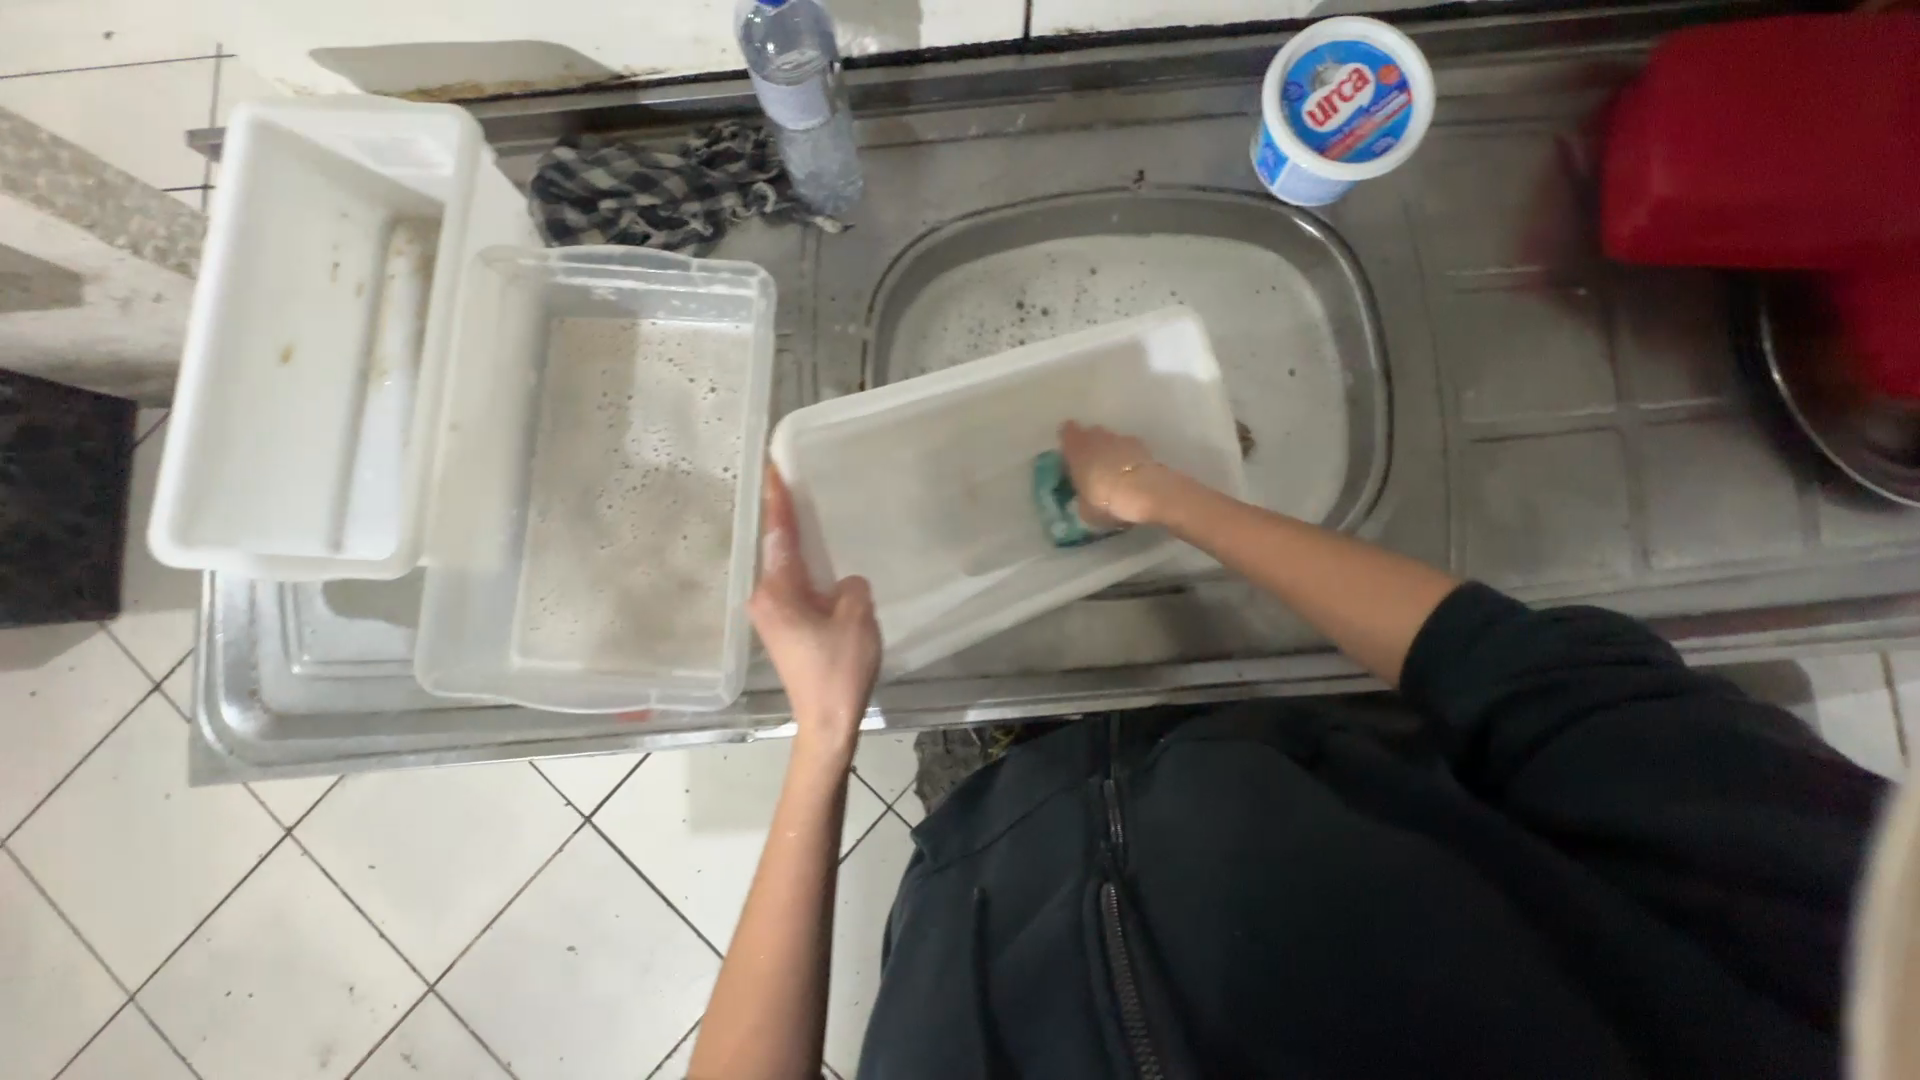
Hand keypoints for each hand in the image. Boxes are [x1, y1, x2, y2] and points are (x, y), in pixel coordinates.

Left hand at [748, 465, 880, 763]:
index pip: (779, 534)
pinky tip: (826, 566)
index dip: (778, 499)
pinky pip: (795, 588)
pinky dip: (808, 573)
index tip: (773, 467)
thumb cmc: (840, 668)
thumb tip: (843, 584)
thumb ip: (850, 586)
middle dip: (790, 519)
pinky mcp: (783, 629)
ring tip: (817, 518)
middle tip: (802, 485)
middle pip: (778, 549)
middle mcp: (765, 599)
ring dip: (801, 548)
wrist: (826, 720)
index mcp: (779, 591)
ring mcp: (771, 616)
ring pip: (787, 571)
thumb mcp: (857, 615)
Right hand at [1059, 421, 1173, 526]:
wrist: (1146, 492)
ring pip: (1110, 440)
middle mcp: (1097, 437)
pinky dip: (1128, 458)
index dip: (1068, 442)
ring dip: (1110, 452)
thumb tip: (1084, 499)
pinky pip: (1129, 448)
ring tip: (1114, 474)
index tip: (1070, 457)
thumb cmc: (1106, 500)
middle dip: (1090, 447)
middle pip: (1090, 434)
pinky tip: (1131, 475)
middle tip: (1091, 468)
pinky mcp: (1142, 446)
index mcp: (1076, 449)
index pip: (1066, 432)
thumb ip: (1081, 499)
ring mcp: (1121, 439)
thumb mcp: (1084, 509)